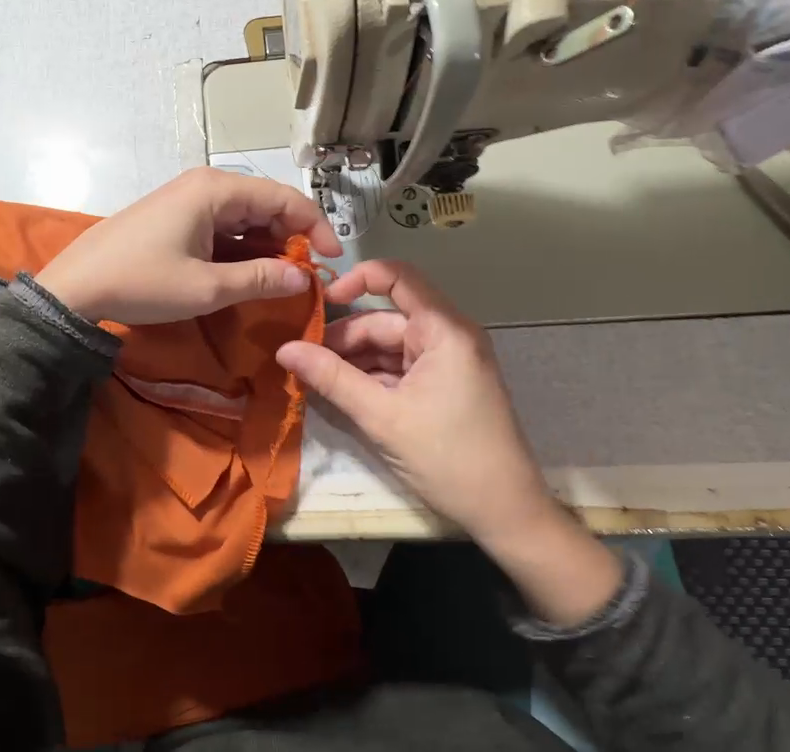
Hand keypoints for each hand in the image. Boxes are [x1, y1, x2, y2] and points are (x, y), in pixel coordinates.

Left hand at [34, 167, 341, 325]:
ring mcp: (187, 199)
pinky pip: (222, 226)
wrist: (77, 286)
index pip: (283, 198)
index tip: (333, 260)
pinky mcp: (175, 217)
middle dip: (291, 237)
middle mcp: (205, 185)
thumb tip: (303, 277)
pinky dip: (241, 248)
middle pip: (265, 204)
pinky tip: (250, 273)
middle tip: (308, 275)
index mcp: (215, 190)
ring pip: (244, 216)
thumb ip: (258, 279)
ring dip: (267, 245)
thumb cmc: (142, 282)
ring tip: (283, 279)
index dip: (315, 227)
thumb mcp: (205, 288)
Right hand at [277, 259, 623, 626]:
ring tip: (314, 378)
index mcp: (444, 330)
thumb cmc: (448, 458)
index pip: (398, 277)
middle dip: (343, 337)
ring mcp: (448, 361)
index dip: (356, 279)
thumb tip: (283, 349)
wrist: (505, 512)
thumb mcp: (382, 417)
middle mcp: (449, 336)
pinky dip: (371, 376)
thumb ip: (331, 378)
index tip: (320, 302)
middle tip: (301, 359)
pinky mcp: (444, 385)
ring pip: (389, 346)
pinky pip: (400, 367)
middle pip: (385, 319)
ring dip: (353, 360)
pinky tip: (341, 392)